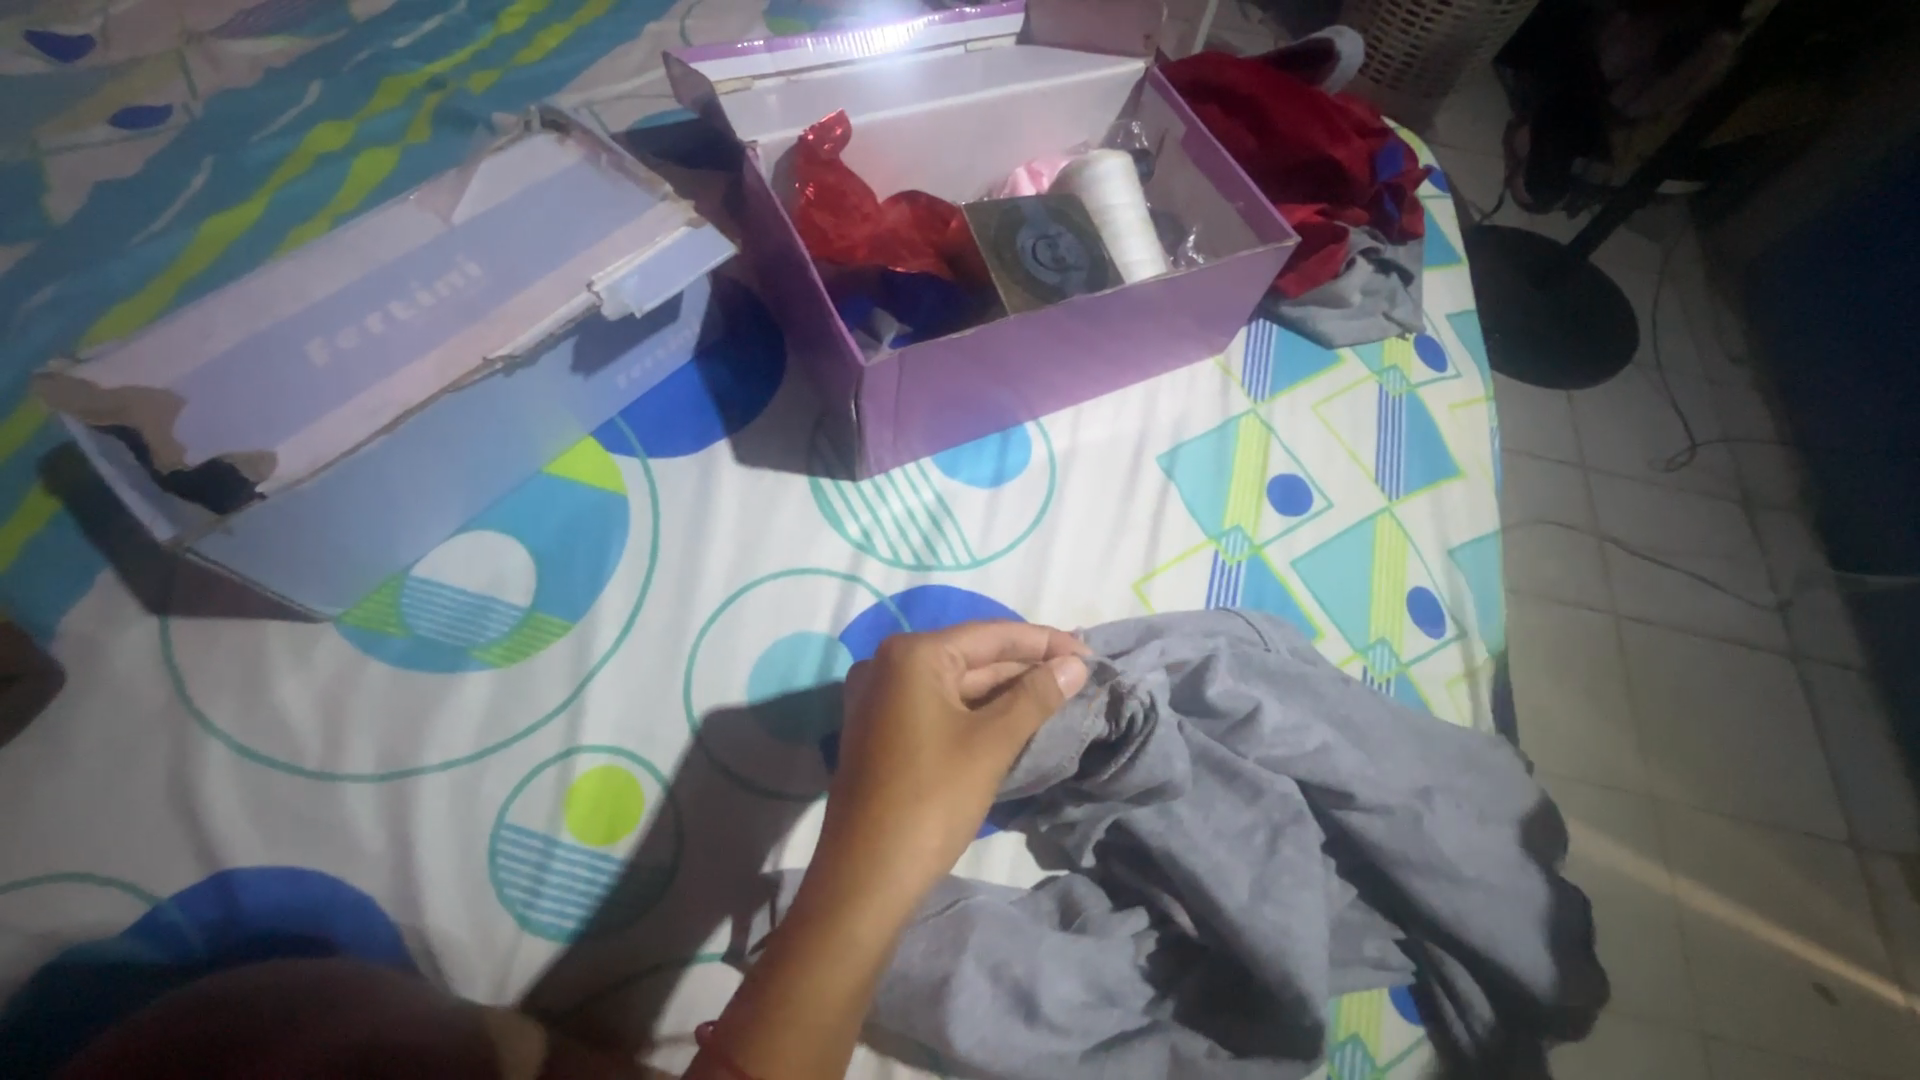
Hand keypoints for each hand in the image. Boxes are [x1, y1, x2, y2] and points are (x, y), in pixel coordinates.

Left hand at [816, 621, 1090, 906]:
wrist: (866, 874)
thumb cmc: (932, 799)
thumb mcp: (991, 743)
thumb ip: (1036, 696)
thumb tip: (1075, 665)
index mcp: (911, 655)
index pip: (990, 635)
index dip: (1043, 642)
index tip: (1088, 651)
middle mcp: (888, 664)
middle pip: (972, 656)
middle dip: (1025, 666)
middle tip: (1079, 674)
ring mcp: (879, 698)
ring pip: (956, 683)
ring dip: (1004, 689)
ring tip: (1058, 692)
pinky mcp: (881, 728)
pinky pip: (938, 705)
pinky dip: (976, 709)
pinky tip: (1015, 715)